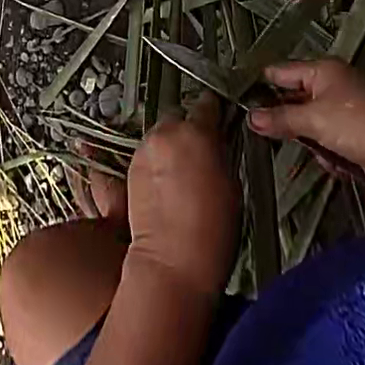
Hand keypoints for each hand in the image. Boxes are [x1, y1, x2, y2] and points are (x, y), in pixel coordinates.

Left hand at [123, 92, 238, 299]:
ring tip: (186, 172)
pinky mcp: (131, 166)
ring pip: (161, 134)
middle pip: (179, 116)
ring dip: (172, 144)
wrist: (171, 258)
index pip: (206, 106)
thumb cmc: (209, 231)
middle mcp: (165, 135)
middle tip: (203, 150)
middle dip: (189, 129)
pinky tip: (170, 183)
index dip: (214, 110)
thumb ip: (222, 151)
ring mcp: (145, 149)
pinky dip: (158, 160)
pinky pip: (148, 153)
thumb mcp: (233, 183)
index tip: (219, 113)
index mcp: (196, 134)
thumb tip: (219, 142)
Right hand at [246, 60, 364, 201]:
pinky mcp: (352, 140)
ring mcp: (342, 116)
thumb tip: (250, 118)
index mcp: (322, 72)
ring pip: (306, 128)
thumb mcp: (314, 120)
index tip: (238, 102)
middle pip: (291, 102)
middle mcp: (331, 89)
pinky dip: (326, 156)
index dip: (259, 86)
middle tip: (268, 132)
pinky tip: (336, 162)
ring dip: (308, 143)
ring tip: (319, 150)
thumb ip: (279, 119)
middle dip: (283, 120)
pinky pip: (324, 145)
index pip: (279, 73)